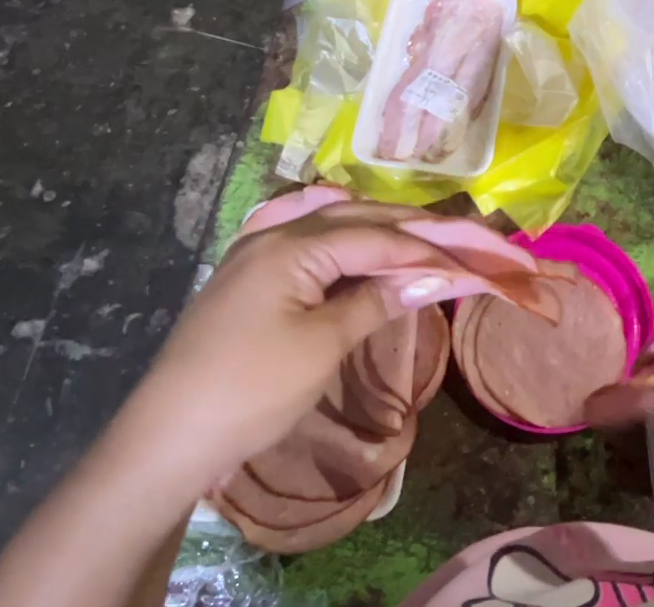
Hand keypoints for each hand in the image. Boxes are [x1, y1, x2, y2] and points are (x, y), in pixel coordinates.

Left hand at [125, 200, 489, 482]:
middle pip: (367, 220)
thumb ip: (378, 301)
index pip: (384, 239)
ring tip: (434, 234)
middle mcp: (277, 232)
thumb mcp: (321, 347)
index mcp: (294, 245)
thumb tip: (439, 277)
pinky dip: (337, 222)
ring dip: (389, 226)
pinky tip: (348, 213)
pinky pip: (302, 227)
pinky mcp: (253, 272)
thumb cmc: (247, 393)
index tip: (487, 259)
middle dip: (425, 232)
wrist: (166, 440)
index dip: (439, 250)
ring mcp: (259, 248)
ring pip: (339, 220)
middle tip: (479, 240)